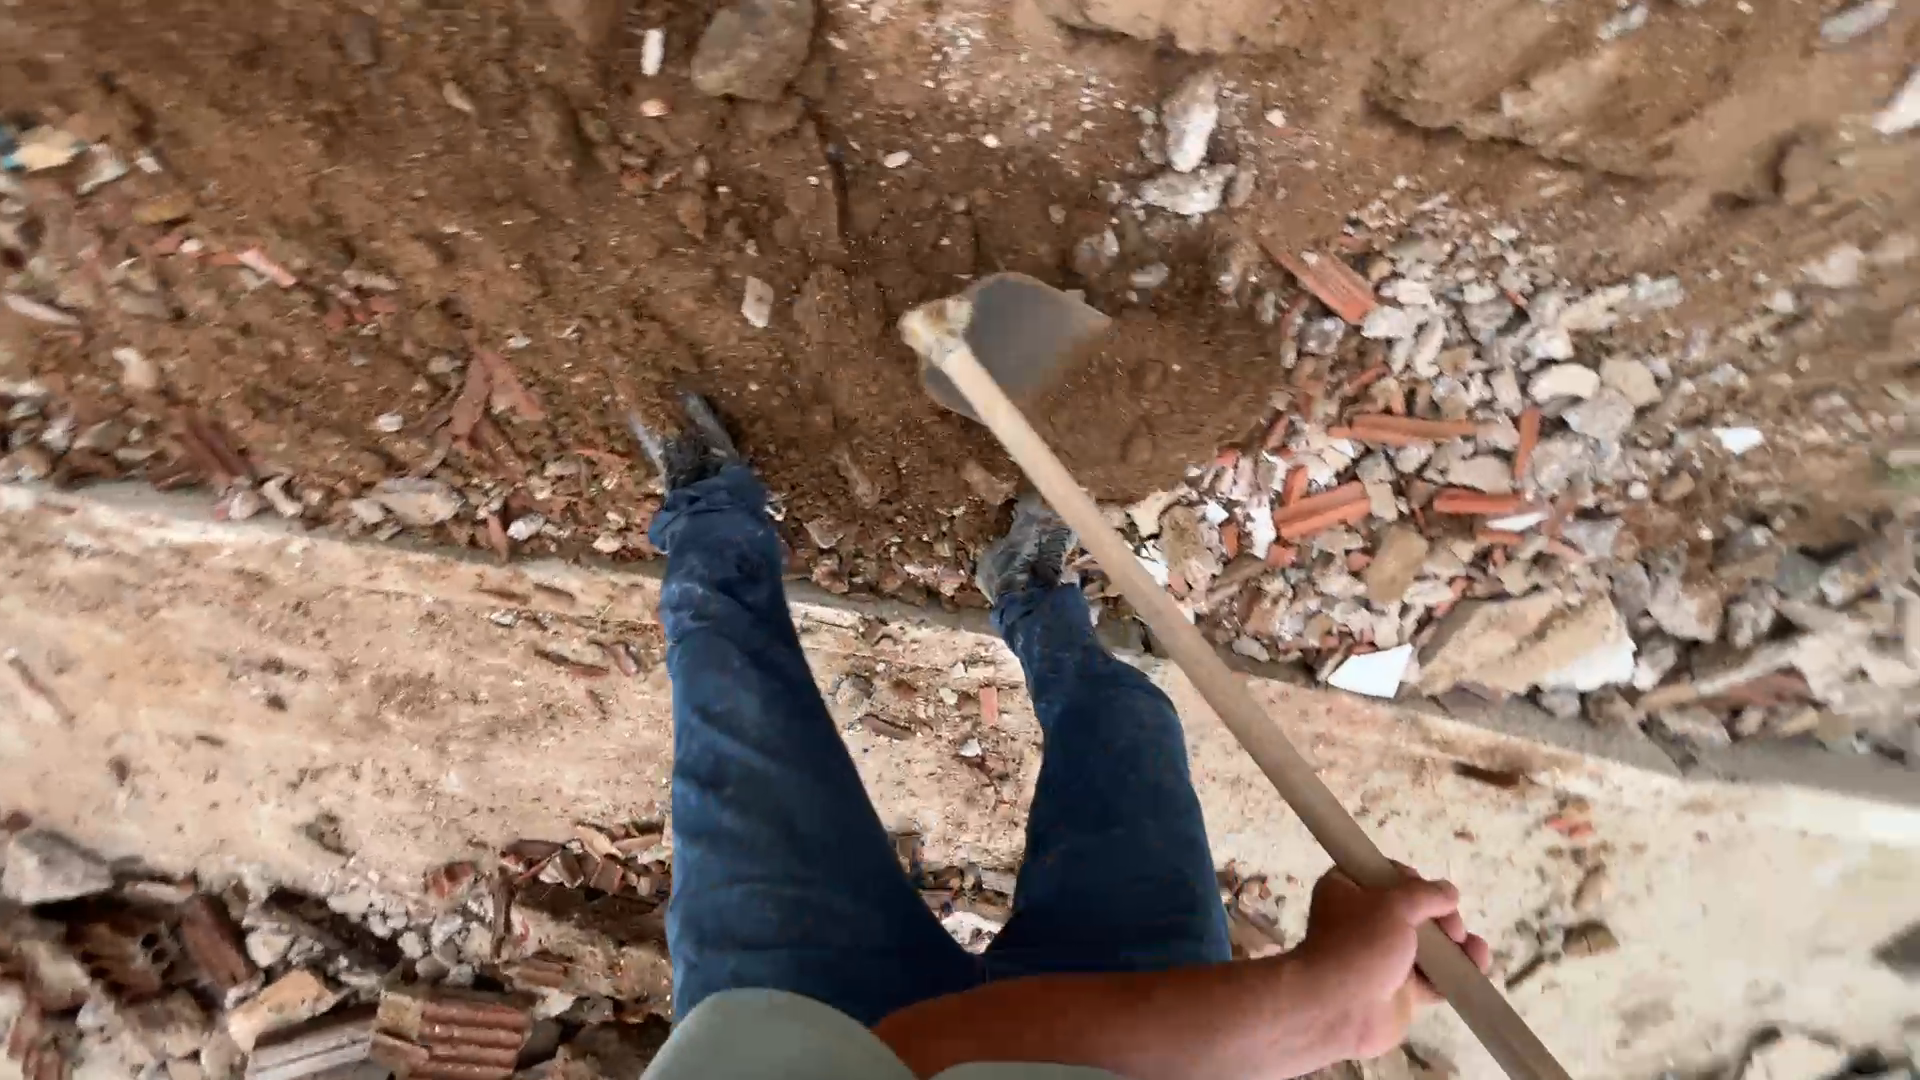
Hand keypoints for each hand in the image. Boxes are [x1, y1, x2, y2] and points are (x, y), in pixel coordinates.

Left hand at [1288, 865, 1491, 1061]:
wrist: (1343, 1006)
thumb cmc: (1360, 942)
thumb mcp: (1391, 905)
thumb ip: (1423, 895)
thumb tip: (1449, 890)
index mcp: (1345, 887)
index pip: (1381, 872)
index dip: (1410, 879)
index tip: (1427, 891)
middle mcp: (1361, 917)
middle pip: (1410, 908)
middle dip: (1439, 915)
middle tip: (1453, 929)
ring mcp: (1381, 953)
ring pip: (1425, 943)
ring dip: (1454, 944)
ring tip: (1475, 949)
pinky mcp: (1400, 986)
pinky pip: (1434, 975)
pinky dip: (1456, 972)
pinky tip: (1478, 966)